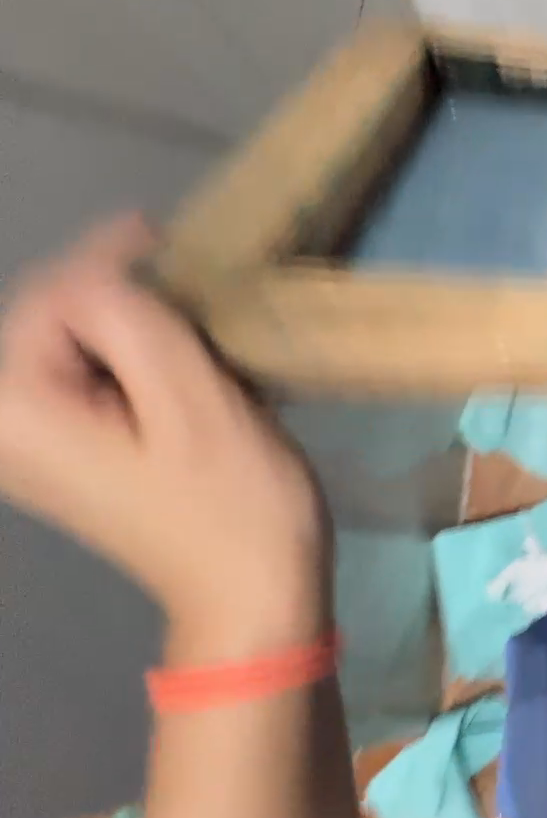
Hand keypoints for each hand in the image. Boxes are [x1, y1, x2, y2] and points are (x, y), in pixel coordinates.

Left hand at [0, 216, 327, 654]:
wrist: (251, 590)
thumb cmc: (236, 502)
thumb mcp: (202, 407)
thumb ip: (142, 330)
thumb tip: (114, 273)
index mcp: (17, 408)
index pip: (53, 300)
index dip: (111, 259)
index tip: (164, 227)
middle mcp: (2, 425)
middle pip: (52, 324)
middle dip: (122, 296)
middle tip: (199, 285)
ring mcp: (33, 447)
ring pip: (76, 353)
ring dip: (139, 331)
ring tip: (205, 325)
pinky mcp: (70, 459)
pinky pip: (92, 385)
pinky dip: (141, 366)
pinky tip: (192, 373)